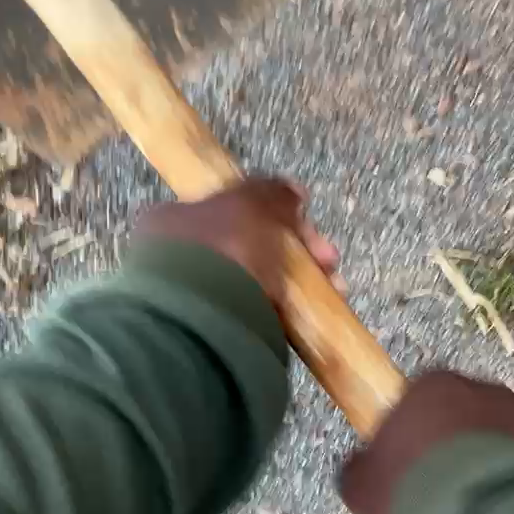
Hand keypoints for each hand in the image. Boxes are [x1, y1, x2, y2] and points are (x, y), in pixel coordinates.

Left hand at [134, 177, 340, 305]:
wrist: (207, 319)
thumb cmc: (224, 252)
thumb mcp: (251, 207)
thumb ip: (272, 194)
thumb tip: (293, 189)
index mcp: (178, 220)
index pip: (235, 211)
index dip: (278, 216)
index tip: (307, 225)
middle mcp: (186, 255)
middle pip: (257, 246)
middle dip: (301, 251)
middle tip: (329, 260)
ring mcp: (205, 292)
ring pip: (267, 278)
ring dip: (305, 281)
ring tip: (335, 288)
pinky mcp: (226, 325)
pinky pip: (269, 309)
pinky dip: (295, 308)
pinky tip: (315, 310)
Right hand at [339, 372, 513, 513]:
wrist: (487, 511)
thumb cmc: (415, 491)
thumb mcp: (362, 487)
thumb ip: (360, 468)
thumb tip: (360, 465)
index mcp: (431, 386)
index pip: (418, 399)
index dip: (414, 434)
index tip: (411, 466)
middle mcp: (483, 390)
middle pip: (465, 415)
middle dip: (457, 445)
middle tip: (446, 485)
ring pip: (500, 435)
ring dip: (490, 460)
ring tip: (476, 500)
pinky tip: (505, 503)